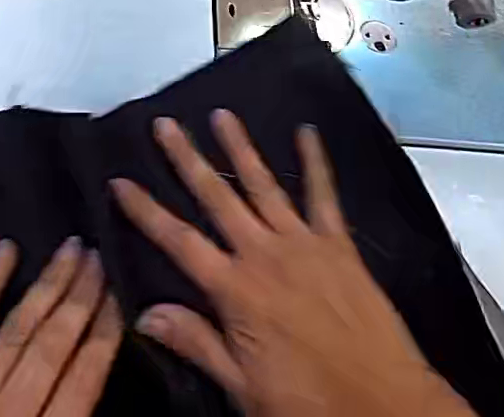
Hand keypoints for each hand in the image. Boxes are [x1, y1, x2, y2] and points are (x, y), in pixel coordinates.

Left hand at [0, 237, 123, 416]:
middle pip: (53, 344)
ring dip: (49, 283)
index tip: (122, 291)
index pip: (84, 376)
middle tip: (102, 255)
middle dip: (82, 296)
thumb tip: (101, 372)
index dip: (106, 330)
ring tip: (73, 247)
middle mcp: (8, 414)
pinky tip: (6, 250)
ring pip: (18, 328)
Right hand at [109, 111, 476, 416]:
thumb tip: (145, 313)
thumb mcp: (243, 388)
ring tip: (222, 115)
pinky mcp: (337, 241)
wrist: (382, 403)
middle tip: (166, 125)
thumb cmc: (308, 402)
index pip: (179, 242)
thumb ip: (197, 343)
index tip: (121, 181)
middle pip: (217, 198)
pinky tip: (308, 131)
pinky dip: (315, 161)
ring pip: (263, 185)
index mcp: (236, 290)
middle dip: (187, 159)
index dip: (146, 211)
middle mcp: (264, 253)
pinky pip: (323, 193)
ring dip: (240, 148)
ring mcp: (302, 241)